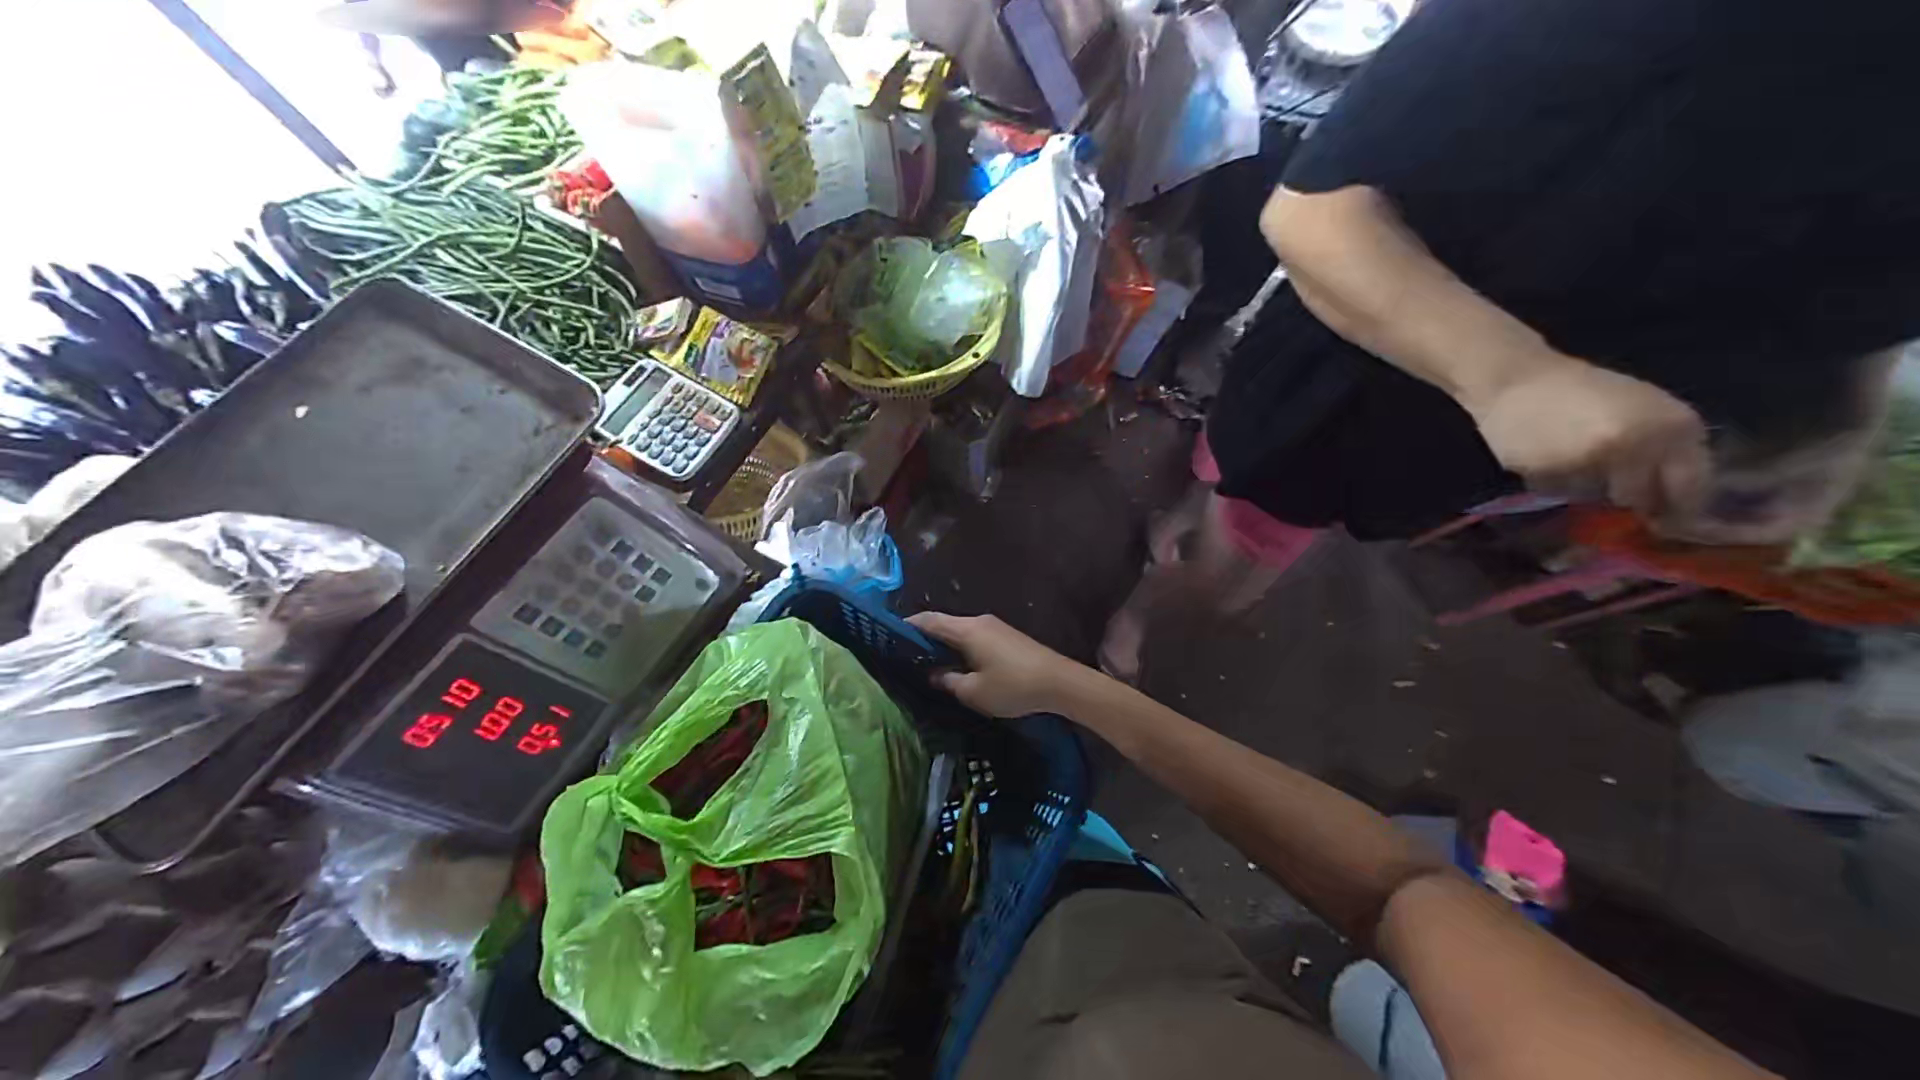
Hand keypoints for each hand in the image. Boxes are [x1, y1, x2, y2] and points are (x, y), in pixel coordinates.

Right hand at [906, 612, 1090, 718]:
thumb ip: (949, 681)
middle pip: (943, 623)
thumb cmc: (1013, 686)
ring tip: (926, 662)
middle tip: (904, 654)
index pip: (928, 620)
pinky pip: (973, 637)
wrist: (1060, 682)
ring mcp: (994, 627)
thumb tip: (934, 674)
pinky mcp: (1006, 637)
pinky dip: (959, 647)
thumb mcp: (974, 692)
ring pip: (959, 631)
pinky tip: (955, 664)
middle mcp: (978, 621)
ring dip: (942, 643)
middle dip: (923, 636)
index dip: (906, 626)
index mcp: (966, 630)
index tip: (888, 636)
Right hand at [1465, 356, 1710, 520]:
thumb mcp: (1644, 409)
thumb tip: (1672, 500)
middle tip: (1604, 477)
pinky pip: (1556, 492)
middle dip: (1622, 493)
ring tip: (1566, 455)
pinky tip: (1541, 455)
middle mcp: (1636, 447)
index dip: (1680, 508)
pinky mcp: (1547, 474)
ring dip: (1583, 485)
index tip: (1665, 519)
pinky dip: (1551, 479)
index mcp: (1673, 428)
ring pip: (1593, 498)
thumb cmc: (1582, 390)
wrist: (1515, 381)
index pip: (1690, 488)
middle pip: (1637, 498)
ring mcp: (1589, 462)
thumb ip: (1666, 448)